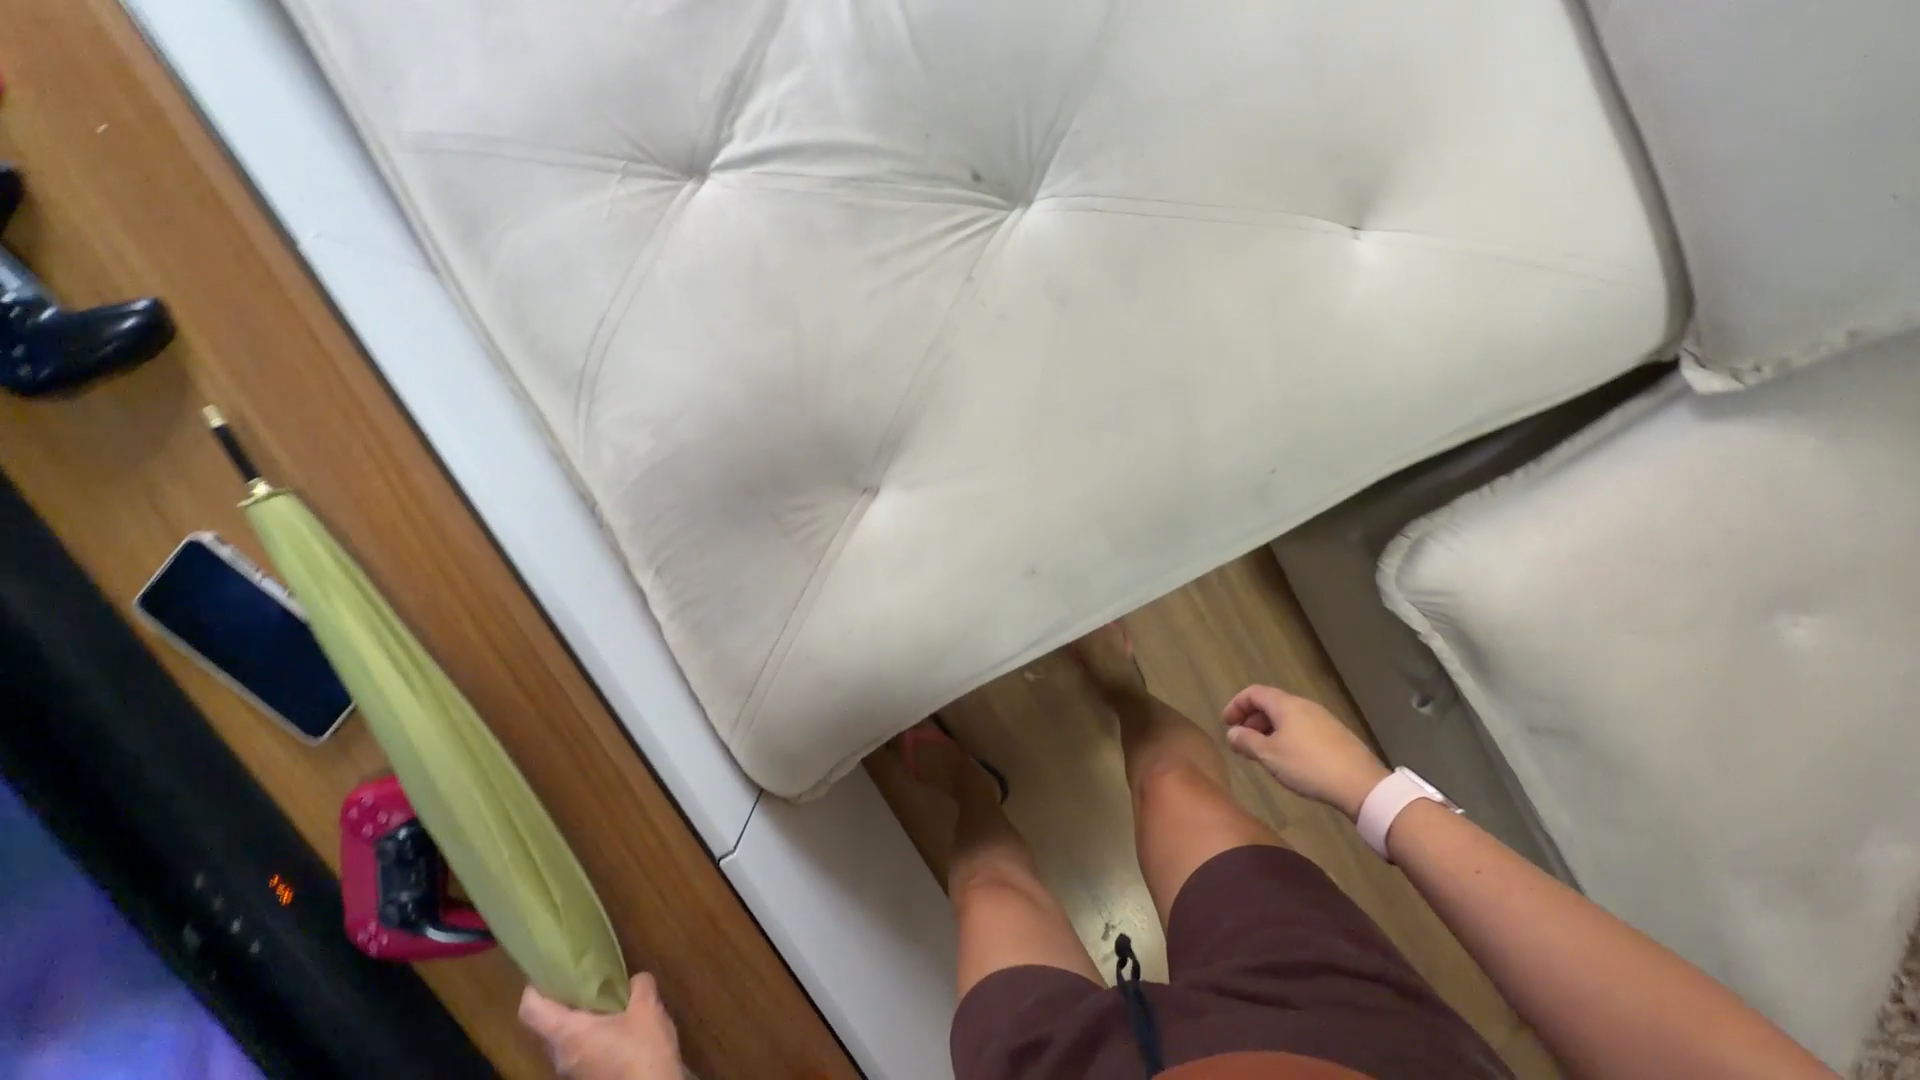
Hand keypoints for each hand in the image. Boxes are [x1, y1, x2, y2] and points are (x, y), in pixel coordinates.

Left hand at [519, 974, 681, 1079]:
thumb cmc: (642, 1050)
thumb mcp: (647, 1008)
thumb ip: (639, 986)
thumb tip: (635, 979)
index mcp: (567, 1034)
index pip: (530, 1010)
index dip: (534, 988)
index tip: (548, 972)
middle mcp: (561, 1055)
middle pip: (547, 1025)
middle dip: (563, 1002)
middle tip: (584, 981)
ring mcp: (572, 1072)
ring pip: (565, 1041)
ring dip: (580, 1021)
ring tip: (606, 1002)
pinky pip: (579, 1053)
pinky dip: (591, 1037)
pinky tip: (618, 1028)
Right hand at [1222, 684, 1389, 819]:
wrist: (1360, 784)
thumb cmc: (1307, 765)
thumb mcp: (1268, 755)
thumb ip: (1246, 741)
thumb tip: (1232, 733)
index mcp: (1286, 704)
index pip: (1253, 693)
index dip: (1236, 705)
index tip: (1226, 724)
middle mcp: (1304, 705)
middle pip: (1271, 704)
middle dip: (1251, 719)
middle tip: (1242, 741)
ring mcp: (1323, 719)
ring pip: (1287, 717)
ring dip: (1269, 730)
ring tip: (1262, 752)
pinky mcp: (1335, 735)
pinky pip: (1302, 728)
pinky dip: (1287, 736)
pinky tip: (1288, 759)